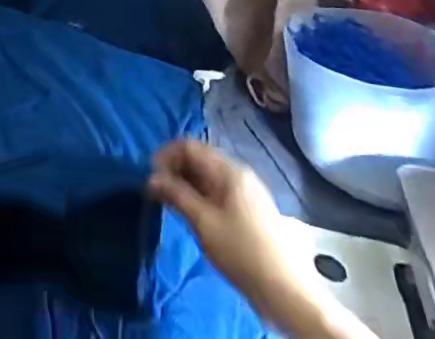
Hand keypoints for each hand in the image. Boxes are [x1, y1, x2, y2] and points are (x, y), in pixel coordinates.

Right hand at [148, 141, 375, 338]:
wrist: (285, 288)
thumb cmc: (241, 251)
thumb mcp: (203, 223)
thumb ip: (177, 196)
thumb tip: (151, 178)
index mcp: (229, 170)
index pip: (191, 146)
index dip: (166, 156)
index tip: (149, 178)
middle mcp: (239, 172)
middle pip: (200, 158)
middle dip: (175, 170)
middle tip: (156, 193)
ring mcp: (246, 189)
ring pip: (209, 175)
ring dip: (187, 183)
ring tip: (171, 205)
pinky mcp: (250, 207)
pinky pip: (219, 189)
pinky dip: (201, 194)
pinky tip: (194, 214)